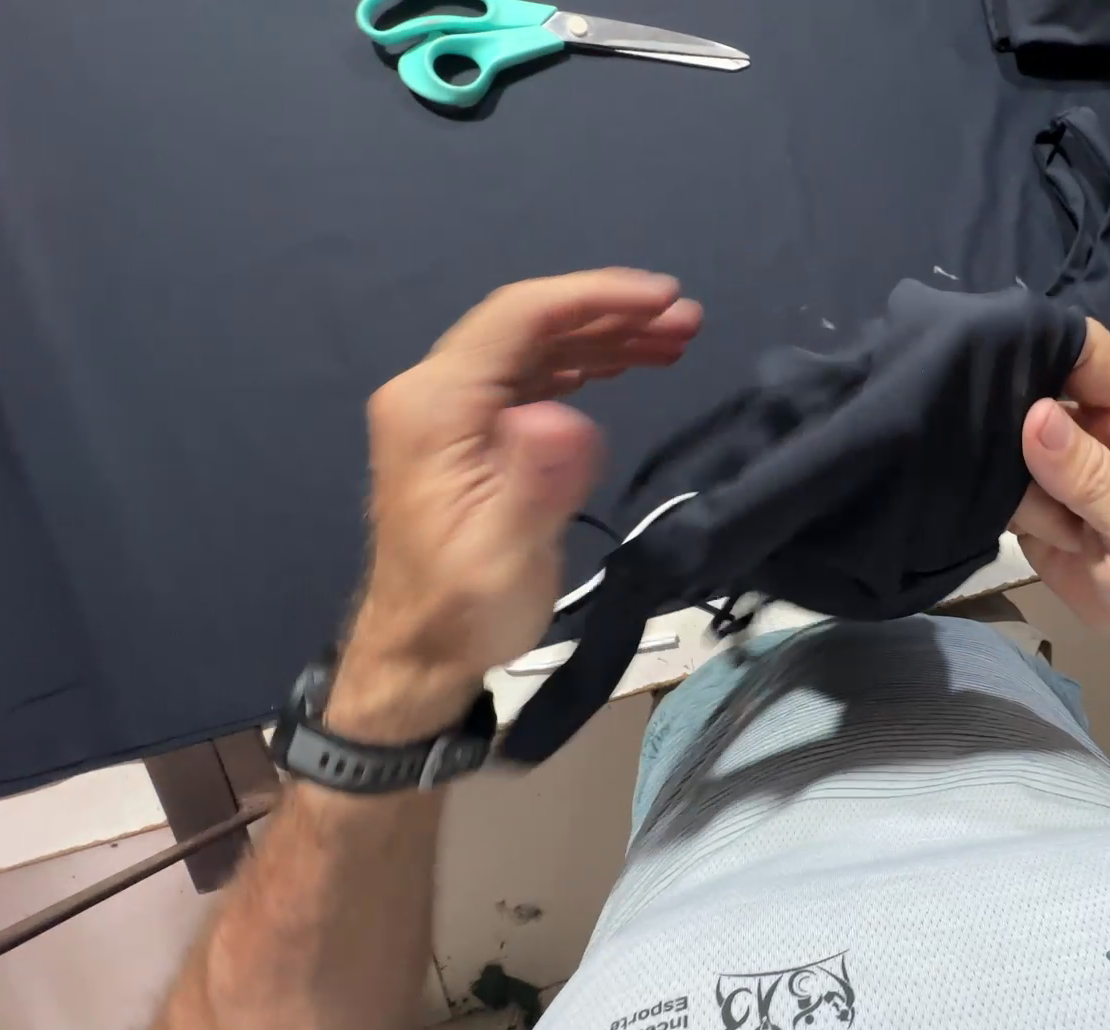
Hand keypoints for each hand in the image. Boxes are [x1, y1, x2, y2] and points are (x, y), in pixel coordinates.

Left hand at [331, 269, 701, 741]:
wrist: (421, 650)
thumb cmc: (465, 609)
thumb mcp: (503, 554)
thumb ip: (534, 482)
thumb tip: (570, 416)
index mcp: (438, 405)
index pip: (522, 319)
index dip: (599, 298)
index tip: (666, 299)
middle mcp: (439, 393)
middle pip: (534, 324)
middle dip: (615, 313)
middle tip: (689, 319)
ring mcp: (456, 412)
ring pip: (539, 348)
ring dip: (608, 337)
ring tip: (674, 339)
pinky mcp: (476, 434)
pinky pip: (536, 378)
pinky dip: (588, 365)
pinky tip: (624, 366)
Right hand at [1009, 320, 1109, 640]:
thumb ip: (1095, 478)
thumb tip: (1035, 416)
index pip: (1089, 353)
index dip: (1044, 342)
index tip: (990, 352)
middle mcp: (1094, 428)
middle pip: (1033, 386)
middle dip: (1009, 414)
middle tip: (1007, 455)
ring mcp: (1056, 464)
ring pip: (1005, 442)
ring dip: (1016, 483)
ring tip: (1063, 528)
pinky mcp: (1030, 500)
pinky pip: (996, 486)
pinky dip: (1003, 506)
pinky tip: (1044, 533)